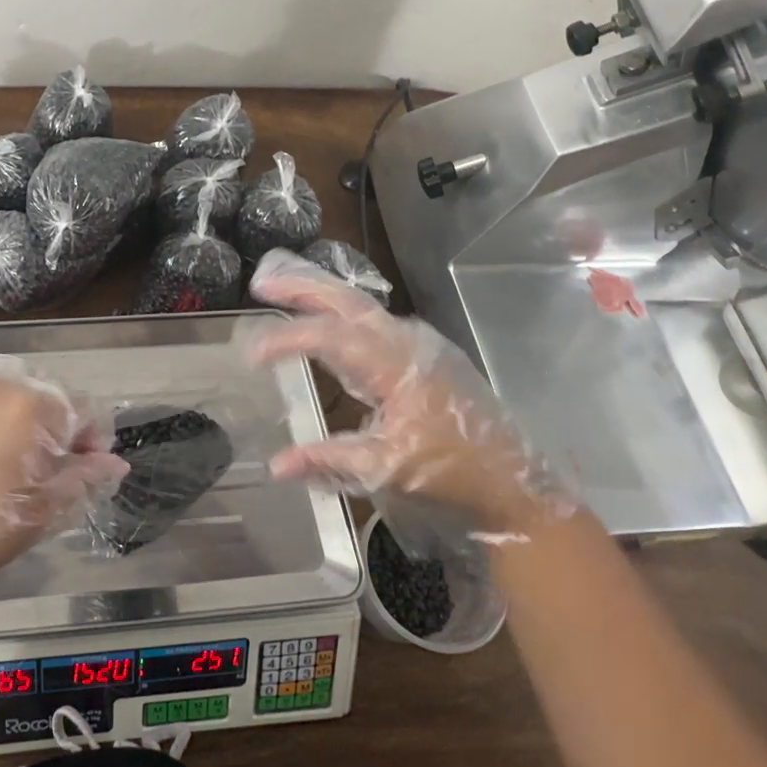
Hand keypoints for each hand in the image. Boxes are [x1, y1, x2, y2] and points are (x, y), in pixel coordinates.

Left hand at [0, 359, 127, 624]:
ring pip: (4, 397)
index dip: (93, 438)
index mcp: (34, 407)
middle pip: (43, 397)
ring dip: (17, 422)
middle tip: (50, 466)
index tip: (88, 465)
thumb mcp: (48, 508)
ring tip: (9, 462)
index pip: (83, 409)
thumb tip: (114, 462)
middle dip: (55, 427)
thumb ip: (86, 476)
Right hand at [246, 253, 574, 536]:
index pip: (333, 337)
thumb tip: (275, 466)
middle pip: (350, 302)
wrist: (514, 483)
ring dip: (321, 295)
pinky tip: (323, 321)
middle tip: (261, 283)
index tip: (252, 353)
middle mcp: (408, 344)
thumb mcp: (387, 470)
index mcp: (398, 367)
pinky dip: (340, 313)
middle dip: (304, 287)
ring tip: (281, 291)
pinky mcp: (423, 358)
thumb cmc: (452, 474)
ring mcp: (418, 347)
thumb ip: (329, 461)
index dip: (289, 338)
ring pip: (362, 307)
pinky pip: (373, 323)